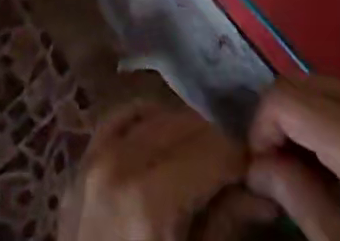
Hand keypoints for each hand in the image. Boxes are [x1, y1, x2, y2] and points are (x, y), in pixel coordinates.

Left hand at [62, 100, 253, 240]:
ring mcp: (89, 163)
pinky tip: (165, 143)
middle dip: (218, 146)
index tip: (262, 178)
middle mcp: (116, 165)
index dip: (244, 160)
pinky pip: (116, 121)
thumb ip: (227, 224)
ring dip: (185, 132)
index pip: (215, 148)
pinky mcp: (75, 170)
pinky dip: (145, 122)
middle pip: (186, 125)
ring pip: (154, 114)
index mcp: (148, 198)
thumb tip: (263, 190)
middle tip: (239, 175)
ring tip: (205, 164)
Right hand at [247, 76, 339, 240]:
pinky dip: (319, 119)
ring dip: (296, 120)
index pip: (280, 97)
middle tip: (275, 175)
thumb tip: (256, 167)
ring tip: (299, 173)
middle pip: (296, 84)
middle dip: (274, 122)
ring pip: (316, 87)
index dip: (257, 131)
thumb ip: (298, 199)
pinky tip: (329, 165)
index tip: (260, 175)